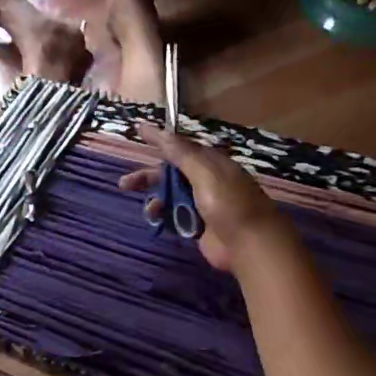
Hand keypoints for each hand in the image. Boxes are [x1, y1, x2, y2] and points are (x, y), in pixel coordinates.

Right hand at [120, 123, 292, 272]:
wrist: (250, 245)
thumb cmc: (229, 204)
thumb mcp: (205, 173)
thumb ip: (181, 153)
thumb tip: (160, 130)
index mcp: (211, 163)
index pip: (181, 147)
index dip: (160, 140)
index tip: (138, 132)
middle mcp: (206, 180)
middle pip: (172, 173)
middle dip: (149, 177)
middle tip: (125, 184)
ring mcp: (203, 204)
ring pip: (171, 196)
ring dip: (157, 200)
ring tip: (150, 212)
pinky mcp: (199, 225)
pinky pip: (176, 216)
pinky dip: (165, 217)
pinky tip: (159, 222)